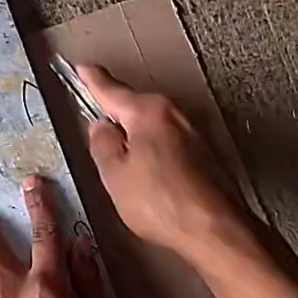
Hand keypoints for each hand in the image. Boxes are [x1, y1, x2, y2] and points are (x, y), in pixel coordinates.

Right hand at [78, 63, 250, 261]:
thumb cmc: (161, 203)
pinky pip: (170, 144)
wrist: (214, 230)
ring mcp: (196, 133)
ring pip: (155, 128)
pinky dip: (156, 154)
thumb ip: (102, 144)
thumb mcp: (114, 174)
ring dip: (138, 140)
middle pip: (137, 108)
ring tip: (125, 167)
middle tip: (99, 133)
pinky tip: (151, 178)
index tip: (84, 68)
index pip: (113, 90)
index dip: (93, 80)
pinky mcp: (207, 154)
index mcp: (148, 112)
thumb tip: (101, 127)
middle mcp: (176, 114)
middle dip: (118, 118)